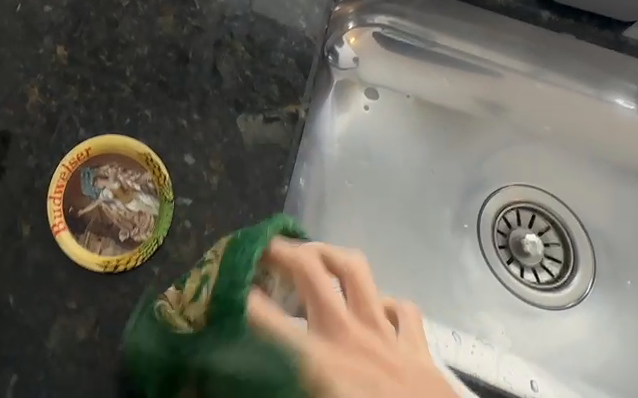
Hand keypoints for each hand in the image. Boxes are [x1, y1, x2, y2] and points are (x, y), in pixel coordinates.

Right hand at [246, 239, 470, 397]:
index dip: (235, 296)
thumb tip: (240, 387)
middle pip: (308, 269)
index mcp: (317, 363)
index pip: (262, 316)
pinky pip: (400, 307)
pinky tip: (374, 312)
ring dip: (328, 256)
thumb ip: (283, 386)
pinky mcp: (418, 349)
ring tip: (311, 258)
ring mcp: (387, 337)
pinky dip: (384, 303)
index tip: (219, 291)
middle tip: (260, 254)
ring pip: (354, 270)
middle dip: (279, 253)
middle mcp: (347, 336)